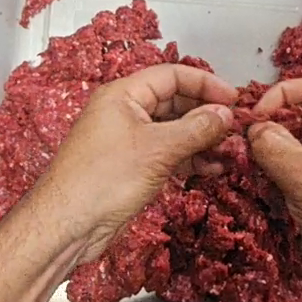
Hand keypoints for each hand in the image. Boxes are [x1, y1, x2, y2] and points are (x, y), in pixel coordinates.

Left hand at [30, 64, 238, 259]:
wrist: (66, 226)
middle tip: (235, 127)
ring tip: (230, 150)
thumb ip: (196, 129)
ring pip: (174, 129)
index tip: (234, 98)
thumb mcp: (157, 149)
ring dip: (202, 138)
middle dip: (206, 113)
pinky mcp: (133, 166)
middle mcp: (126, 112)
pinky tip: (213, 167)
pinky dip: (191, 158)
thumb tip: (226, 114)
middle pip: (175, 101)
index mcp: (123, 95)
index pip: (172, 76)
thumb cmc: (103, 179)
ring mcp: (129, 140)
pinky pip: (169, 153)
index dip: (205, 84)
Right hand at [246, 78, 301, 290]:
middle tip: (246, 141)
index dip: (278, 96)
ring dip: (273, 148)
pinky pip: (300, 164)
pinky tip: (264, 181)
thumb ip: (274, 146)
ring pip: (298, 141)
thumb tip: (254, 128)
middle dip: (272, 123)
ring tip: (250, 162)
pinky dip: (281, 169)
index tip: (254, 118)